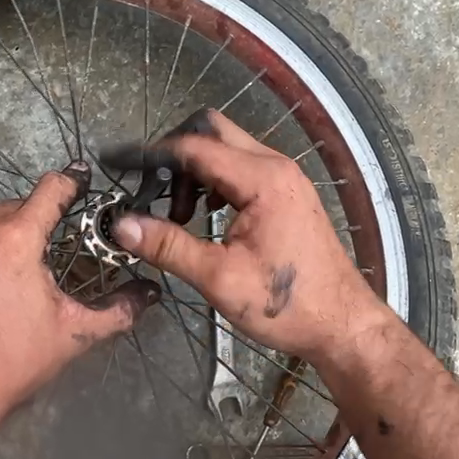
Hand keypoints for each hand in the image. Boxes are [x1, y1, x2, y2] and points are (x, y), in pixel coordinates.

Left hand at [0, 163, 158, 424]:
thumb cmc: (9, 363)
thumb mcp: (70, 336)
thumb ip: (116, 311)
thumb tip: (149, 294)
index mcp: (19, 238)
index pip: (52, 188)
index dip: (70, 185)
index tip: (77, 186)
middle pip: (12, 206)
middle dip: (27, 227)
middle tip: (31, 263)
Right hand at [112, 109, 386, 366]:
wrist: (341, 325)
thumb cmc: (284, 305)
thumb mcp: (218, 278)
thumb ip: (168, 246)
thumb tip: (122, 225)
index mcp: (262, 179)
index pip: (194, 148)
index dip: (150, 155)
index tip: (117, 164)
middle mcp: (276, 167)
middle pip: (212, 133)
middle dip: (174, 157)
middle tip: (152, 194)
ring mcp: (285, 179)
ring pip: (226, 151)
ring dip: (194, 174)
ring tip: (179, 217)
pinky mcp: (286, 195)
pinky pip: (241, 170)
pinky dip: (214, 183)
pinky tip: (204, 218)